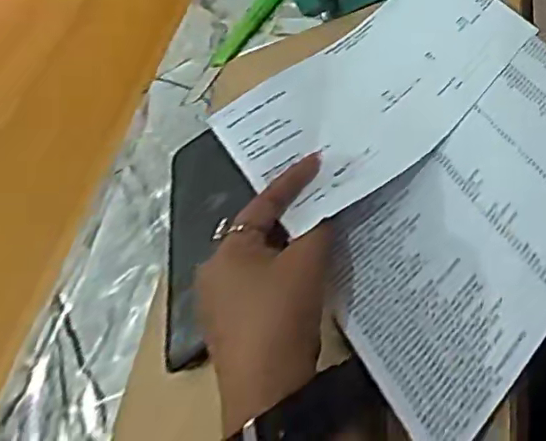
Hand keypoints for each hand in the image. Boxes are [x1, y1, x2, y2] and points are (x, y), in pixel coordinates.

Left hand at [199, 154, 330, 435]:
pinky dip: (290, 259)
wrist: (270, 385)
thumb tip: (328, 205)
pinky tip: (313, 255)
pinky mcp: (240, 319)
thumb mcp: (309, 258)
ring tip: (324, 215)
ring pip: (266, 252)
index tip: (318, 159)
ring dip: (294, 235)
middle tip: (322, 185)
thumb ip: (320, 224)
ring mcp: (225, 299)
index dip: (294, 179)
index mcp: (226, 252)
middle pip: (262, 227)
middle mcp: (217, 272)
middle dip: (294, 208)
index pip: (264, 203)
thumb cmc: (281, 311)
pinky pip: (268, 273)